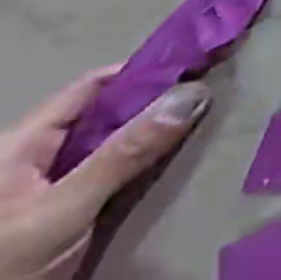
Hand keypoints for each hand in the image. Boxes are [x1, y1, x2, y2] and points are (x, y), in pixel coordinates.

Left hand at [0, 70, 208, 279]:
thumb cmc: (2, 264)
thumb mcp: (62, 211)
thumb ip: (125, 153)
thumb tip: (196, 91)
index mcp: (16, 147)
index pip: (91, 87)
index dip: (145, 69)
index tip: (205, 60)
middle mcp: (31, 159)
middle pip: (107, 114)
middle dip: (162, 102)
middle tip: (220, 91)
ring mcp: (47, 187)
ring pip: (115, 143)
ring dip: (159, 133)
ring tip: (211, 121)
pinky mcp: (65, 211)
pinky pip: (116, 171)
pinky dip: (150, 160)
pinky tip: (182, 159)